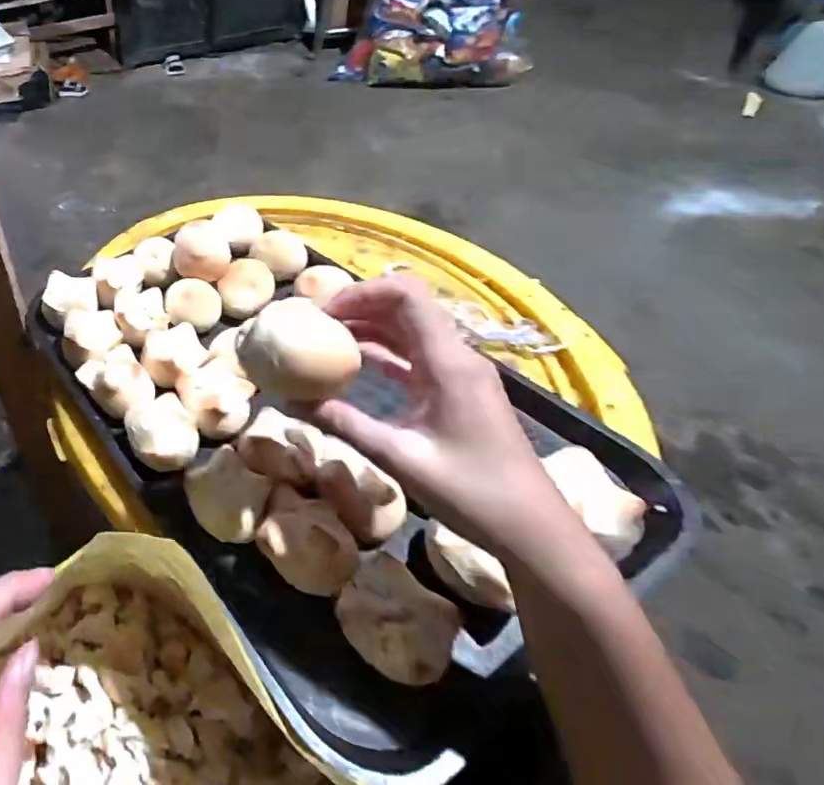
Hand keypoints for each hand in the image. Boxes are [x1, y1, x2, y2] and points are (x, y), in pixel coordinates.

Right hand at [305, 276, 576, 557]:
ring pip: (406, 328)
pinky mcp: (454, 389)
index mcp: (448, 363)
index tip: (322, 314)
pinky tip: (348, 363)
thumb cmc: (473, 493)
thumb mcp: (398, 457)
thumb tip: (288, 400)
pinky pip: (411, 353)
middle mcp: (455, 357)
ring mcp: (457, 372)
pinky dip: (378, 350)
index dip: (360, 293)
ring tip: (322, 341)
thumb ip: (342, 422)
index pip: (406, 295)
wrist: (534, 531)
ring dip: (365, 327)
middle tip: (313, 325)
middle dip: (356, 307)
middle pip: (403, 305)